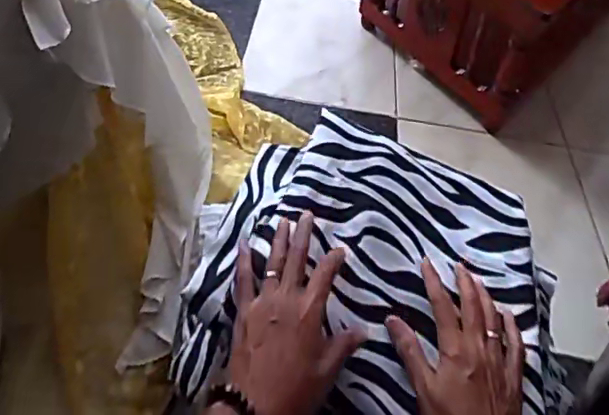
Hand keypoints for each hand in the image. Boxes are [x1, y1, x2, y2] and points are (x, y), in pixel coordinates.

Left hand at [223, 211, 365, 414]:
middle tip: (306, 214)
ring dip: (278, 240)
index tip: (341, 249)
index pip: (325, 276)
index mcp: (309, 311)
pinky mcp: (244, 309)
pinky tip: (244, 242)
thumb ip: (343, 346)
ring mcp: (263, 301)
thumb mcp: (326, 372)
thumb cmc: (295, 390)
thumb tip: (364, 329)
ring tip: (282, 220)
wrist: (256, 406)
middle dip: (303, 235)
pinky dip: (244, 260)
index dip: (334, 260)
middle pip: (297, 259)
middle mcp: (287, 299)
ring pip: (272, 262)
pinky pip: (244, 279)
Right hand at [386, 260, 523, 414]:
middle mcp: (480, 348)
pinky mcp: (514, 378)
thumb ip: (410, 353)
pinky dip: (512, 326)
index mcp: (456, 349)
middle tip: (458, 265)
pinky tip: (508, 315)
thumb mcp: (424, 390)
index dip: (434, 282)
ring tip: (478, 280)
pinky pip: (516, 346)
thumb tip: (392, 319)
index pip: (443, 306)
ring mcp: (500, 362)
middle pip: (473, 306)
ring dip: (486, 297)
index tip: (427, 262)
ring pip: (494, 320)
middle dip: (465, 282)